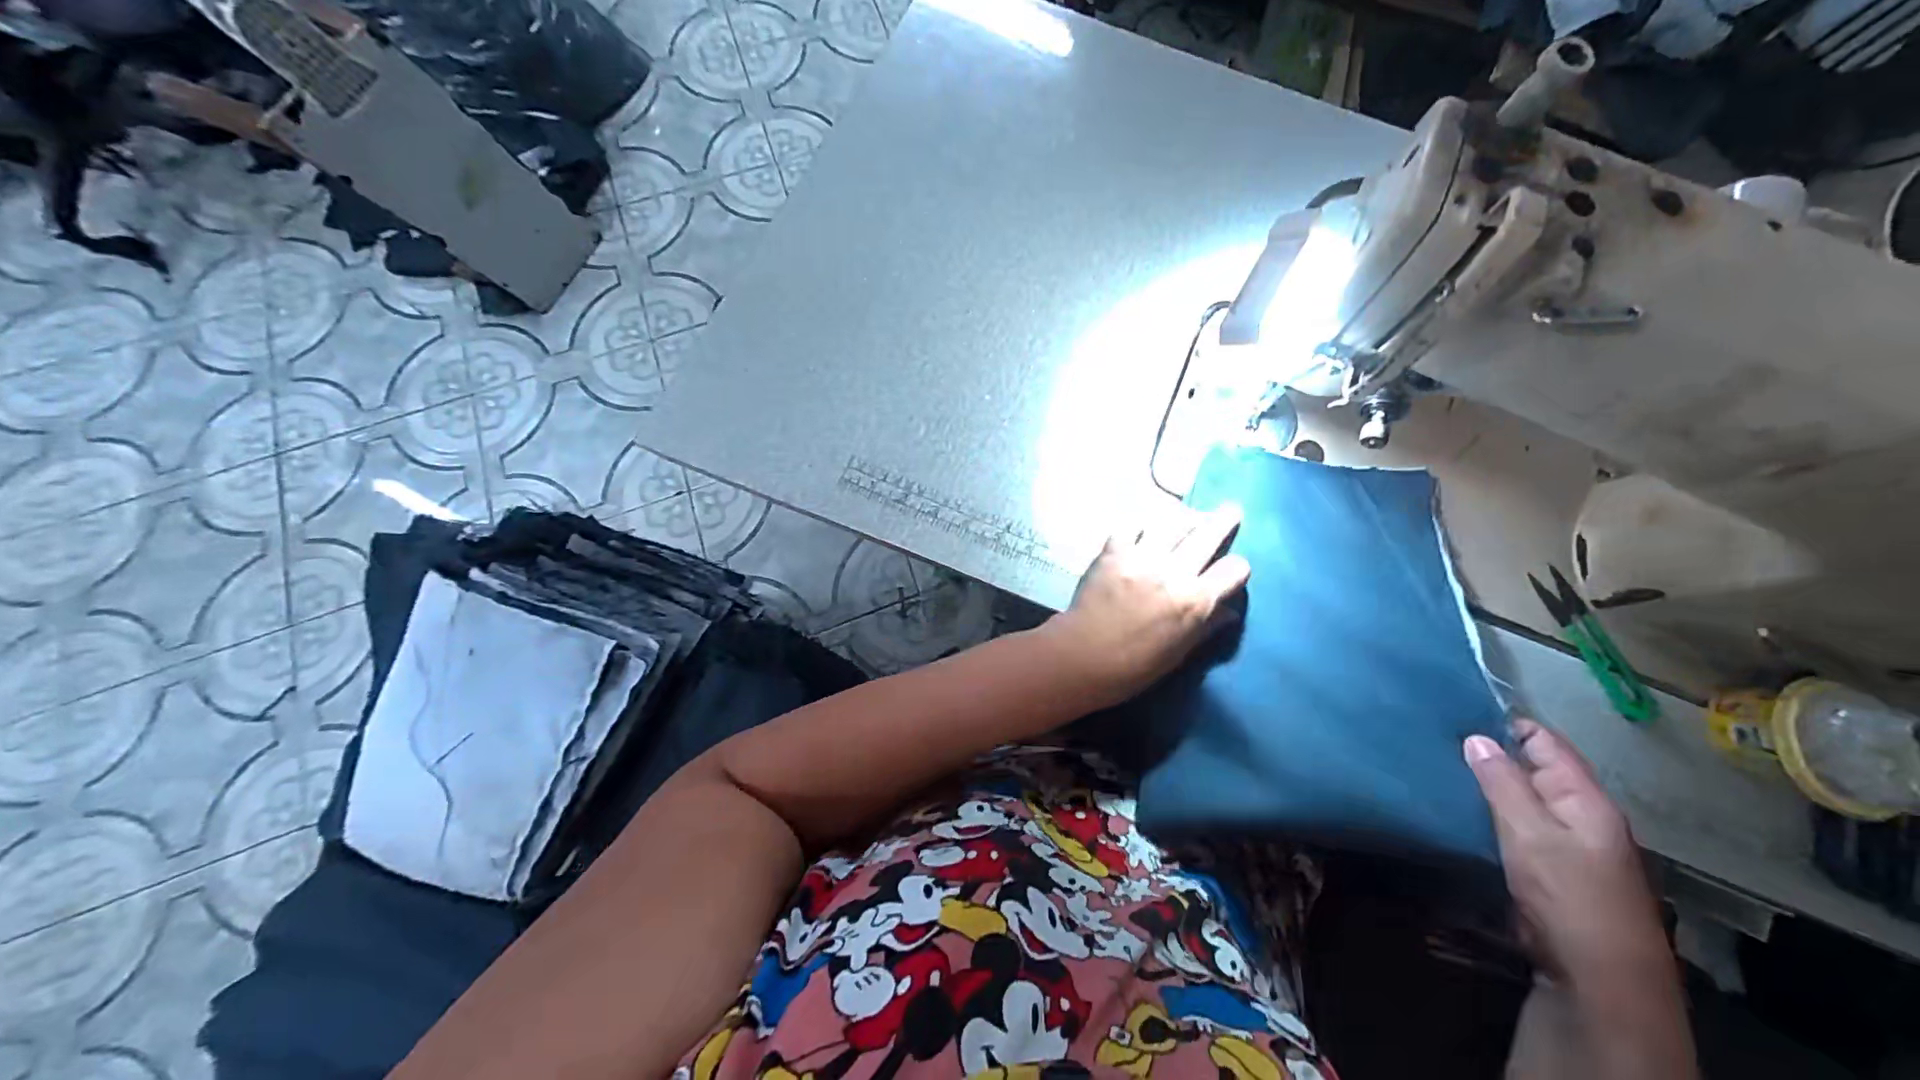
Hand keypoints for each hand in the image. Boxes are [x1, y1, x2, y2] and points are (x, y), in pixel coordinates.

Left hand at [1040, 506, 1250, 707]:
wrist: (1084, 657)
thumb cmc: (1136, 665)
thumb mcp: (1179, 651)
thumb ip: (1206, 627)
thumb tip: (1229, 611)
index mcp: (1195, 600)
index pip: (1233, 570)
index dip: (1238, 568)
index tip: (1234, 569)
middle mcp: (1173, 571)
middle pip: (1206, 535)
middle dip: (1223, 521)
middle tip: (1231, 510)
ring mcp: (1141, 557)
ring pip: (1172, 523)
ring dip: (1185, 517)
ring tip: (1190, 515)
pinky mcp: (1113, 552)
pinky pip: (1131, 527)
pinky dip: (1140, 524)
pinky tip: (1144, 526)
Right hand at [1464, 720, 1669, 983]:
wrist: (1596, 977)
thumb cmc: (1568, 895)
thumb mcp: (1531, 832)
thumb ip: (1503, 782)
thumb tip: (1477, 737)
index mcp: (1586, 800)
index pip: (1545, 743)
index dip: (1506, 724)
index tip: (1456, 712)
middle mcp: (1581, 816)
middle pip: (1533, 770)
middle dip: (1490, 754)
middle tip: (1437, 741)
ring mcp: (1566, 845)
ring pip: (1521, 800)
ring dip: (1487, 787)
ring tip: (1439, 770)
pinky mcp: (1547, 869)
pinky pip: (1515, 827)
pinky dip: (1489, 815)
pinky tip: (1458, 812)